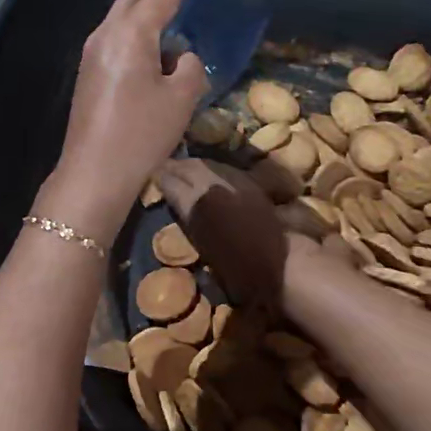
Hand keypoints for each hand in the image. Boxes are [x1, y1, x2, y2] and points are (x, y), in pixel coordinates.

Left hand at [42, 0, 209, 237]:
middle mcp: (107, 34)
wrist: (94, 172)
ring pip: (123, 10)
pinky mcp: (91, 72)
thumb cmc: (141, 134)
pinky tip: (152, 28)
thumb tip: (180, 57)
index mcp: (131, 34)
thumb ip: (189, 67)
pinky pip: (118, 31)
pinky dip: (138, 19)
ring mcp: (94, 53)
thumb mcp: (181, 99)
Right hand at [157, 158, 293, 317]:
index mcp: (197, 202)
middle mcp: (213, 185)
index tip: (151, 177)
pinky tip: (208, 174)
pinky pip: (223, 168)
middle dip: (173, 167)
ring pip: (205, 163)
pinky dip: (210, 168)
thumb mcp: (202, 245)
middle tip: (163, 170)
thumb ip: (188, 217)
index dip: (159, 178)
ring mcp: (233, 180)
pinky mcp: (248, 182)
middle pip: (188, 167)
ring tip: (182, 169)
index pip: (171, 181)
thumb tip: (177, 201)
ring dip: (191, 165)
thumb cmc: (237, 267)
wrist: (278, 262)